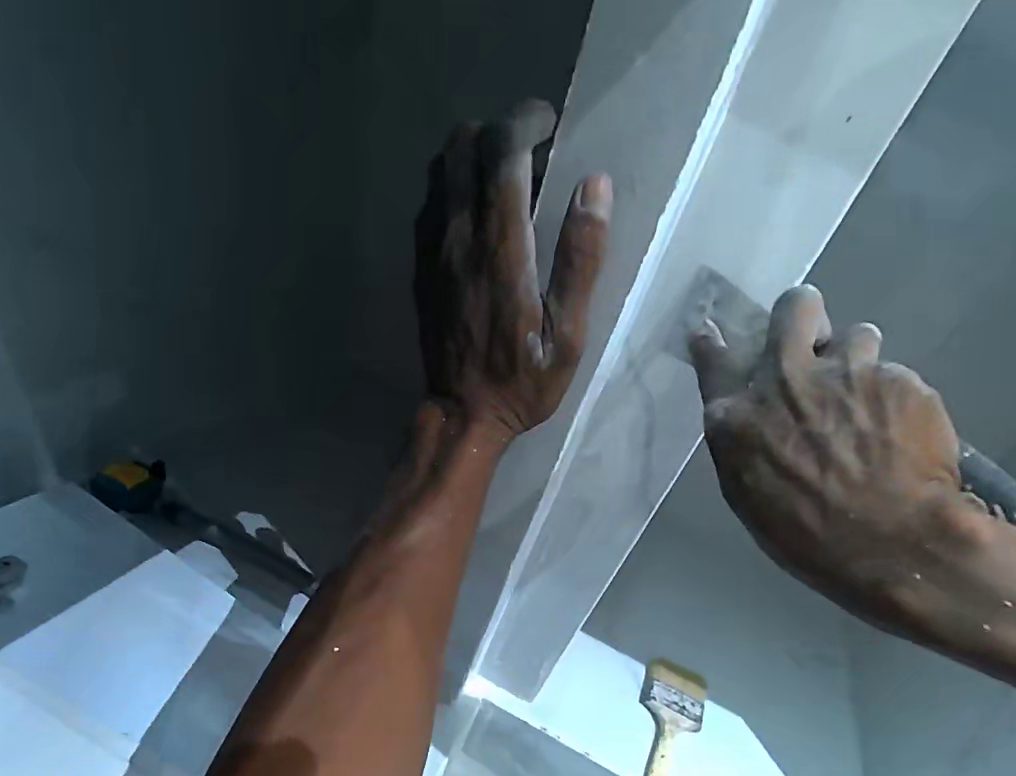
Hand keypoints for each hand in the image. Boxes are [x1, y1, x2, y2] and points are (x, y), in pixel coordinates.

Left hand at [415, 100, 611, 439]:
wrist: (462, 414)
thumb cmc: (523, 382)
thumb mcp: (568, 333)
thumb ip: (580, 260)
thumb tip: (594, 186)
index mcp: (500, 250)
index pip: (502, 152)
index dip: (526, 121)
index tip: (549, 125)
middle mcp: (458, 239)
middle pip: (461, 146)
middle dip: (496, 130)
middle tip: (529, 150)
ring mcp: (432, 252)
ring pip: (439, 170)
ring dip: (471, 157)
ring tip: (504, 178)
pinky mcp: (421, 268)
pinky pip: (430, 204)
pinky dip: (453, 188)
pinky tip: (477, 214)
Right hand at [690, 284, 984, 624]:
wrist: (891, 545)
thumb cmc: (806, 536)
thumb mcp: (749, 494)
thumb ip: (744, 442)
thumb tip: (750, 416)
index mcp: (736, 418)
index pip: (713, 360)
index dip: (710, 342)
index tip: (710, 330)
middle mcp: (784, 381)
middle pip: (793, 307)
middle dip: (802, 316)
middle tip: (815, 346)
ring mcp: (845, 373)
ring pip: (857, 333)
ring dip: (857, 362)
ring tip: (868, 401)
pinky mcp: (898, 379)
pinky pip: (894, 374)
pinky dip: (894, 398)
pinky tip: (901, 435)